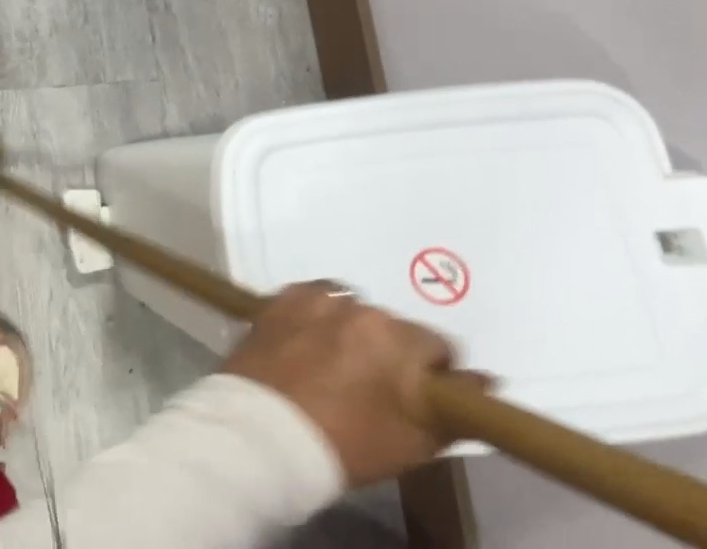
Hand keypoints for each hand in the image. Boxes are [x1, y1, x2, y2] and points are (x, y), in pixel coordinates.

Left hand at [222, 281, 491, 486]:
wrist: (263, 431)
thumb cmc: (347, 441)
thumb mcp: (418, 440)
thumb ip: (455, 408)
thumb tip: (477, 381)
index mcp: (396, 337)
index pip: (436, 347)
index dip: (431, 373)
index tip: (416, 395)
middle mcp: (355, 308)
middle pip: (388, 326)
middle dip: (388, 350)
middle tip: (371, 383)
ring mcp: (309, 301)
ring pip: (347, 310)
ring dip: (348, 330)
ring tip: (335, 362)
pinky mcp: (272, 303)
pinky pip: (306, 300)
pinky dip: (312, 316)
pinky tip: (306, 340)